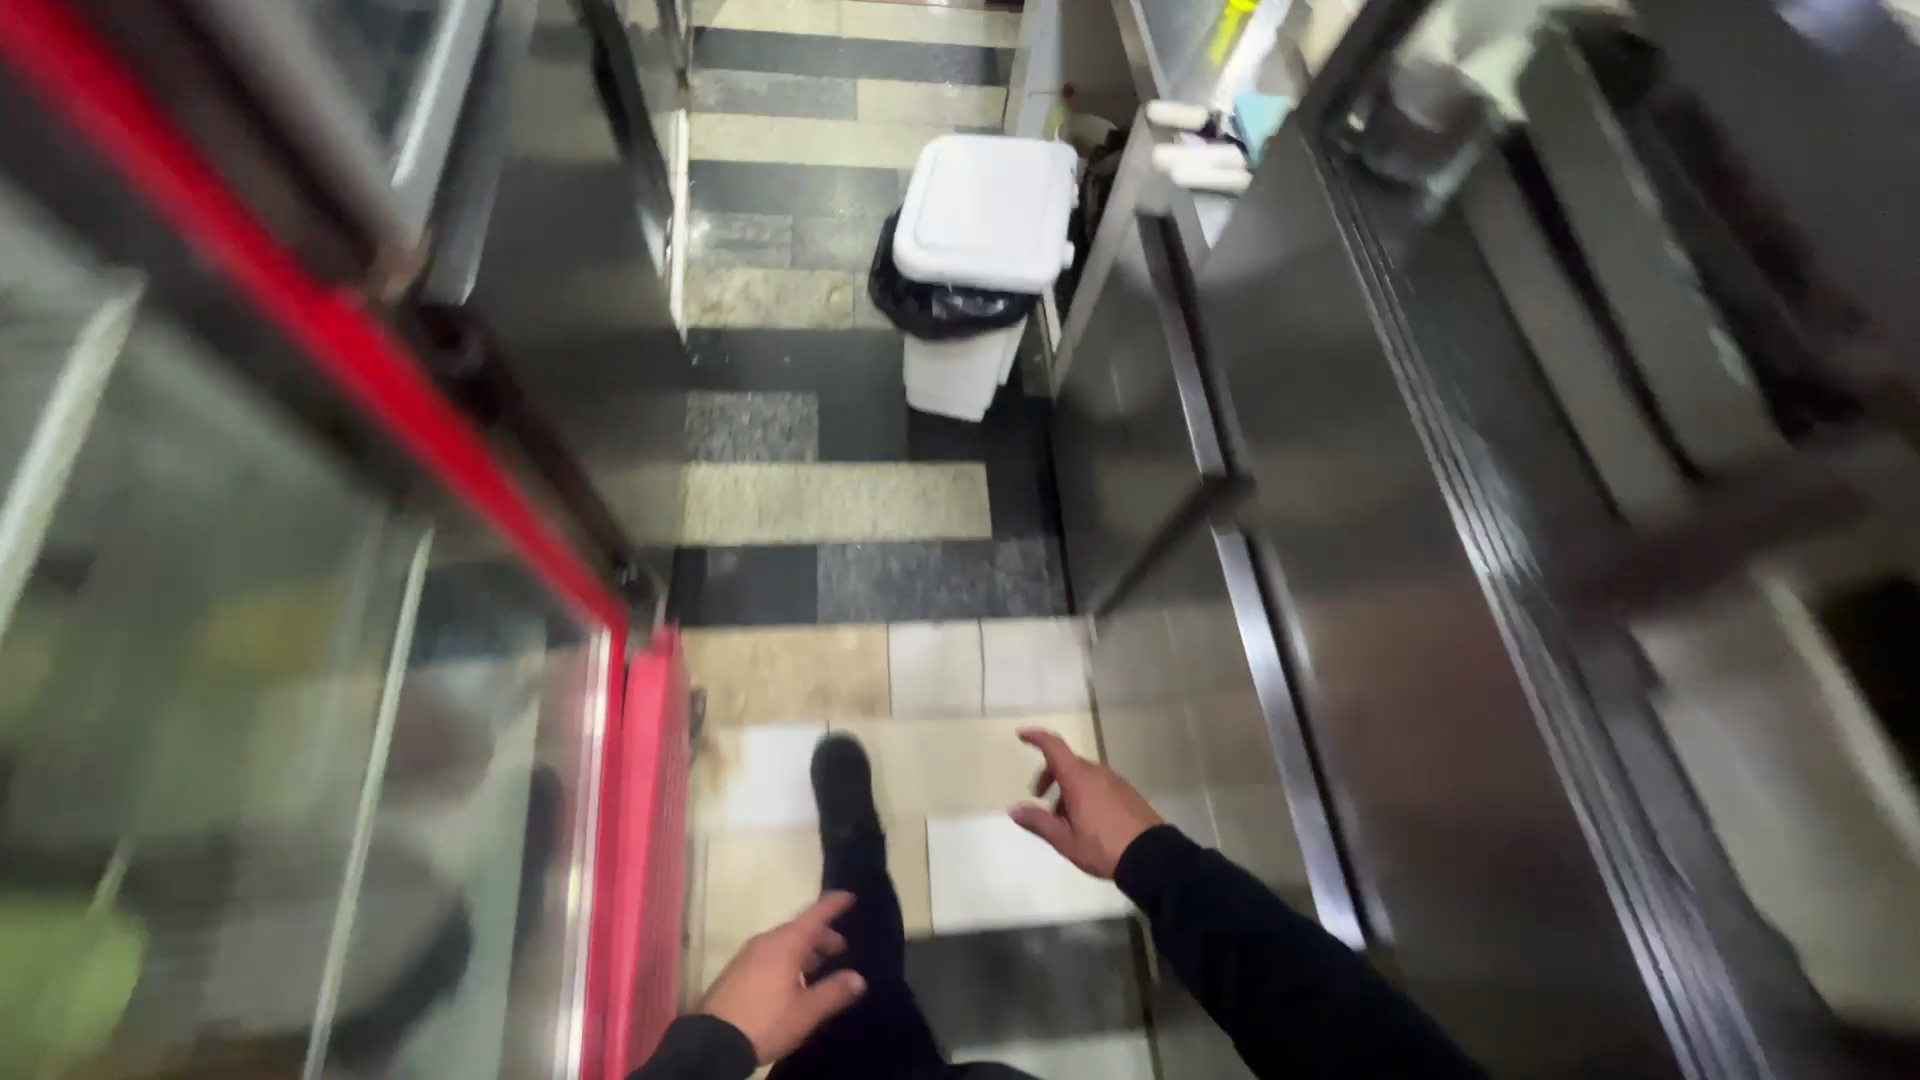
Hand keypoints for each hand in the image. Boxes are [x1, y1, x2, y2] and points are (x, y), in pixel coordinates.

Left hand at [698, 891, 866, 1063]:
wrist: (711, 1043)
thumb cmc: (764, 1021)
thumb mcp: (805, 1012)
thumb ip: (833, 992)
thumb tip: (858, 978)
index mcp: (786, 943)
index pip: (816, 914)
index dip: (834, 904)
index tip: (849, 896)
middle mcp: (767, 940)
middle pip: (800, 928)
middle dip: (822, 935)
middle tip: (839, 949)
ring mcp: (748, 954)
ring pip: (783, 942)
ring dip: (803, 949)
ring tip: (816, 966)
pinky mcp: (736, 971)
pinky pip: (769, 954)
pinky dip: (786, 958)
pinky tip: (789, 980)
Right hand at [1009, 728, 1163, 879]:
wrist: (1152, 857)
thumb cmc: (1103, 846)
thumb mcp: (1065, 840)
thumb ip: (1038, 821)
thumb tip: (1014, 808)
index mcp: (1078, 778)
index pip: (1053, 746)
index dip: (1036, 737)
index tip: (1021, 735)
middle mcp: (1096, 772)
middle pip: (1065, 762)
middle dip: (1049, 776)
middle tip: (1040, 800)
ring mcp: (1114, 780)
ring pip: (1082, 775)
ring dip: (1067, 789)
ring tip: (1064, 820)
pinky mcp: (1126, 791)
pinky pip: (1097, 784)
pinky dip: (1084, 793)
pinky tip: (1086, 822)